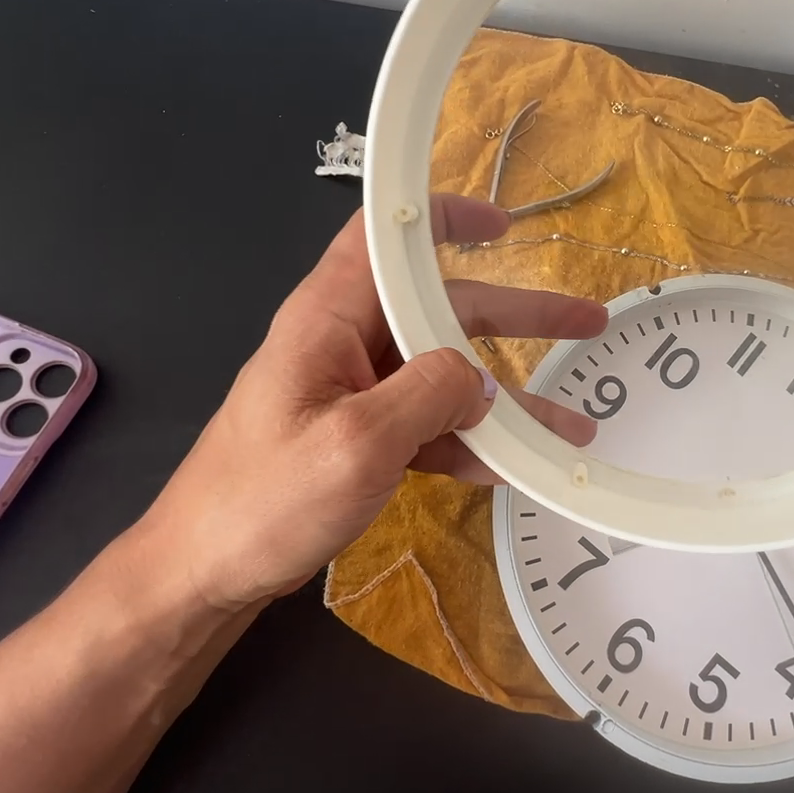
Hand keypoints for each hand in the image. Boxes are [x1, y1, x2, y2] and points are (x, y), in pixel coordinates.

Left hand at [129, 194, 606, 610]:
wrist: (205, 575)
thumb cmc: (264, 501)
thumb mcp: (356, 443)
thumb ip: (429, 396)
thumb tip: (481, 380)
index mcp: (330, 319)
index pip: (384, 237)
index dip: (442, 217)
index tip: (503, 224)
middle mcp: (348, 343)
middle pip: (445, 308)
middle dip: (520, 314)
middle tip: (588, 321)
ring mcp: (361, 392)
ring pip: (450, 374)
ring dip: (511, 398)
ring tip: (573, 424)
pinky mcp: (369, 435)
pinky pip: (435, 425)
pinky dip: (475, 443)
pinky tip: (519, 468)